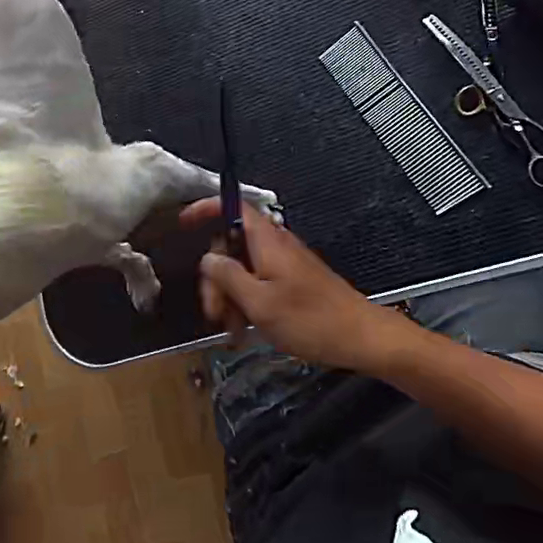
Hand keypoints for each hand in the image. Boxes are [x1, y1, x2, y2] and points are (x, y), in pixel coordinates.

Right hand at [184, 198, 414, 371]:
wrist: (358, 336)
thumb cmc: (308, 319)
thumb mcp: (259, 303)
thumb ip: (228, 276)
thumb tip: (208, 257)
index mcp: (267, 240)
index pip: (234, 207)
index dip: (207, 209)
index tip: (184, 222)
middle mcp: (275, 245)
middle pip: (233, 245)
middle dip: (216, 276)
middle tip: (214, 312)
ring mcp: (285, 263)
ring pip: (243, 268)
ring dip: (230, 296)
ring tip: (232, 331)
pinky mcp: (292, 282)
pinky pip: (259, 283)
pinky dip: (247, 302)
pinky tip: (245, 331)